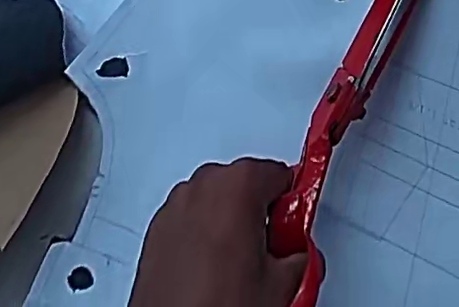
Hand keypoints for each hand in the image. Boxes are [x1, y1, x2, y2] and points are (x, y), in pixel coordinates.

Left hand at [128, 158, 309, 306]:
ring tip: (236, 268)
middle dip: (259, 212)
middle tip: (269, 252)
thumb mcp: (282, 284)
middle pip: (246, 184)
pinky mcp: (158, 226)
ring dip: (229, 221)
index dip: (291, 202)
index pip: (279, 175)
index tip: (294, 222)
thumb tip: (300, 253)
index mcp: (240, 183)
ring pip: (216, 199)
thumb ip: (300, 254)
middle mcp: (206, 182)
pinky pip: (191, 216)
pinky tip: (210, 271)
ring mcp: (178, 202)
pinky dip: (202, 233)